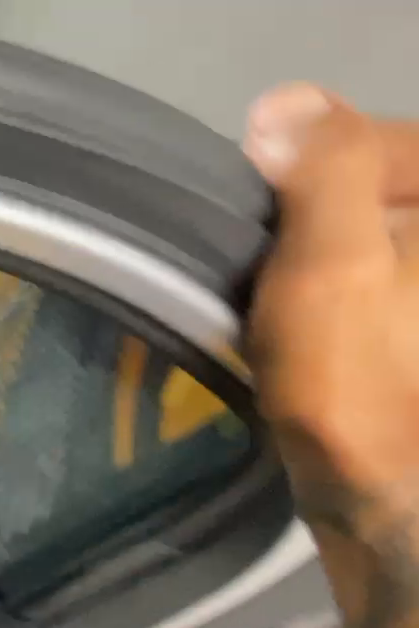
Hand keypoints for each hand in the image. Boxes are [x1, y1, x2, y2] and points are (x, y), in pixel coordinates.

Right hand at [244, 84, 418, 627]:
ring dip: (312, 258)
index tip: (259, 233)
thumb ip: (319, 177)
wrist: (397, 492)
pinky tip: (312, 325)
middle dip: (311, 221)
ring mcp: (415, 287)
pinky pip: (372, 276)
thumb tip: (280, 100)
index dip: (309, 174)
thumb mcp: (329, 272)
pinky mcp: (405, 324)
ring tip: (283, 307)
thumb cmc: (362, 381)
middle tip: (269, 281)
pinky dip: (332, 287)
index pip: (384, 140)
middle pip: (375, 188)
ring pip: (369, 235)